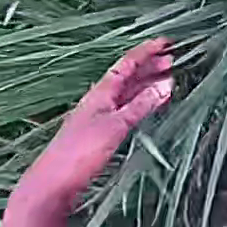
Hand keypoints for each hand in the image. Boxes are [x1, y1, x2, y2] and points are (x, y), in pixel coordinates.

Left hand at [13, 38, 172, 210]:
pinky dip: (142, 102)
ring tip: (168, 80)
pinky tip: (150, 105)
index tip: (166, 42)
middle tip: (173, 60)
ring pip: (129, 92)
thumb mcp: (116, 125)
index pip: (127, 64)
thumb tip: (167, 84)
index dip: (146, 52)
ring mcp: (100, 115)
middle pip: (128, 76)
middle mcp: (100, 100)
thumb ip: (141, 105)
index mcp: (101, 92)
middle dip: (150, 66)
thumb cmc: (80, 152)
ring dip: (147, 84)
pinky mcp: (101, 131)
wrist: (52, 183)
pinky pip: (127, 108)